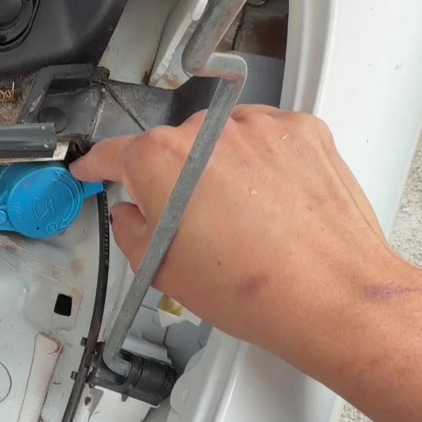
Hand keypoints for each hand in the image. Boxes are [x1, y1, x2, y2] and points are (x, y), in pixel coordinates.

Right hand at [72, 105, 421, 373]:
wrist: (328, 295)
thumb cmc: (247, 287)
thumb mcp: (158, 267)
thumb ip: (129, 228)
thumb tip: (132, 213)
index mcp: (158, 160)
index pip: (112, 153)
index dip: (96, 165)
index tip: (93, 168)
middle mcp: (205, 132)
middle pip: (169, 147)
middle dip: (169, 178)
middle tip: (186, 221)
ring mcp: (258, 127)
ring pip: (217, 138)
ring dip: (216, 166)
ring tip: (236, 216)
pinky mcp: (303, 132)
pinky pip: (263, 137)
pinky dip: (258, 161)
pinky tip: (265, 202)